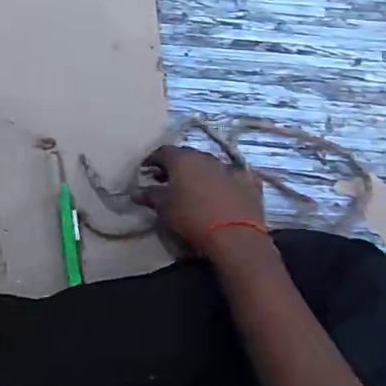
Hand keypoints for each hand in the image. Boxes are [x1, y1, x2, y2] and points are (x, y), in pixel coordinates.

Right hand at [140, 145, 264, 252]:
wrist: (234, 234)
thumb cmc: (191, 218)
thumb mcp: (164, 208)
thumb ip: (150, 196)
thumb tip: (136, 191)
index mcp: (183, 160)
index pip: (163, 151)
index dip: (153, 160)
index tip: (146, 170)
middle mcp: (206, 157)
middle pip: (187, 156)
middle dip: (175, 165)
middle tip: (167, 179)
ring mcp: (229, 167)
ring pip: (209, 164)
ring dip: (199, 172)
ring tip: (194, 187)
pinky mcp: (249, 180)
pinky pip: (232, 175)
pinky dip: (224, 180)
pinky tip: (223, 191)